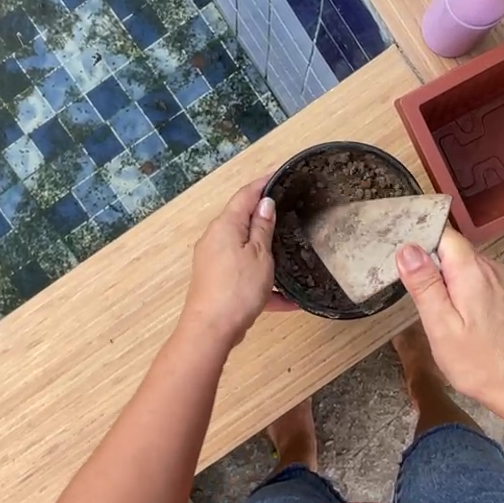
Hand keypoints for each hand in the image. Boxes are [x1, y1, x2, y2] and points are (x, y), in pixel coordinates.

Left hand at [181, 178, 295, 346]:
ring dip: (268, 256)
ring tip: (292, 257)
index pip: (246, 195)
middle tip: (290, 211)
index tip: (279, 173)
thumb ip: (262, 228)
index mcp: (226, 226)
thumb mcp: (260, 255)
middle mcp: (215, 240)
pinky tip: (287, 301)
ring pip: (246, 251)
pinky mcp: (218, 283)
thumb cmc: (236, 290)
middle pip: (243, 222)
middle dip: (266, 218)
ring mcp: (215, 262)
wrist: (211, 330)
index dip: (263, 183)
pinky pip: (245, 277)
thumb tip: (265, 204)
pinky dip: (264, 285)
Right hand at [396, 228, 503, 415]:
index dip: (418, 238)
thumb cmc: (483, 364)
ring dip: (443, 276)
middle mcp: (490, 268)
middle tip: (406, 284)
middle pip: (452, 247)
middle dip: (427, 260)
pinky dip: (459, 288)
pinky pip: (475, 279)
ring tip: (426, 300)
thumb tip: (407, 249)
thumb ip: (425, 285)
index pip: (442, 233)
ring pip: (463, 264)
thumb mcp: (442, 327)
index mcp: (471, 271)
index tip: (398, 255)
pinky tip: (452, 312)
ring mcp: (501, 282)